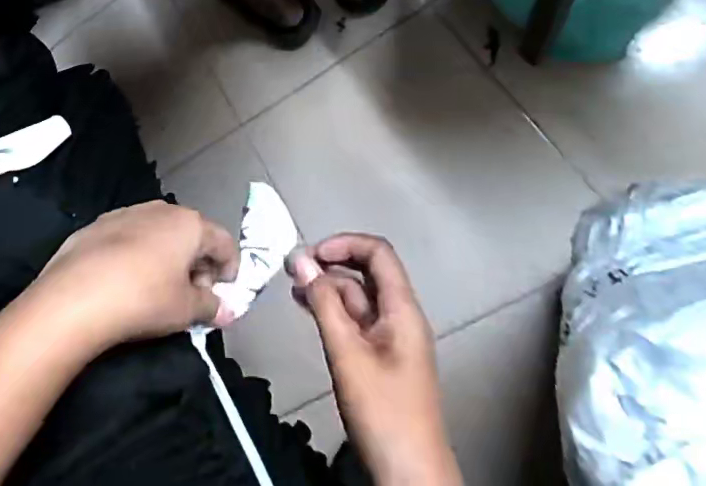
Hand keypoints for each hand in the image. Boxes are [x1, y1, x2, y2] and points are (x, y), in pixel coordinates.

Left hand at [28, 201, 238, 351]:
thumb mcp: (184, 310)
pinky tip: (124, 282)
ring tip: (157, 291)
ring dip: (166, 258)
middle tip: (191, 297)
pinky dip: (137, 255)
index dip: (229, 270)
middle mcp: (162, 209)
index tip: (222, 296)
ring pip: (159, 233)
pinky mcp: (98, 224)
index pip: (223, 242)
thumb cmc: (143, 299)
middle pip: (192, 234)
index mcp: (190, 224)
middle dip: (197, 264)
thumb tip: (228, 311)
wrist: (75, 295)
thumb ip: (210, 307)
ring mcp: (128, 213)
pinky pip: (130, 238)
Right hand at [292, 234, 461, 485]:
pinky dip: (333, 311)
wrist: (411, 476)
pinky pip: (357, 321)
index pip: (378, 253)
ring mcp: (392, 338)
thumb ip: (324, 303)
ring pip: (359, 298)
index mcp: (403, 308)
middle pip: (368, 272)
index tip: (311, 254)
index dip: (344, 244)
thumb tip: (302, 260)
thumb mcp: (347, 353)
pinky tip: (309, 311)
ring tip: (294, 289)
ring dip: (328, 288)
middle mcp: (400, 316)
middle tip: (294, 270)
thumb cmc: (382, 410)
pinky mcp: (382, 358)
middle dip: (332, 264)